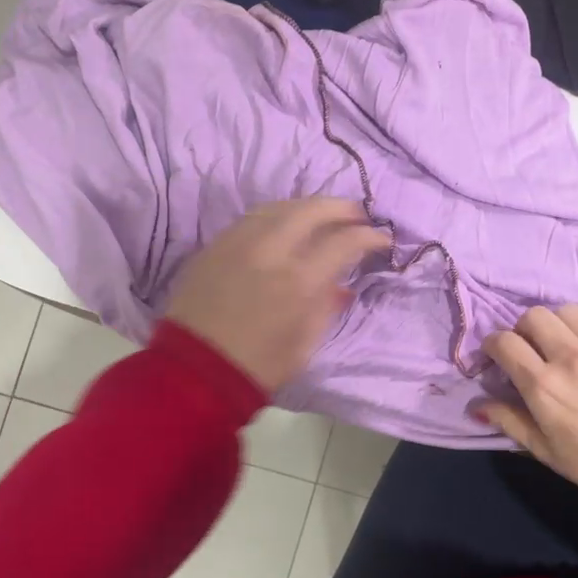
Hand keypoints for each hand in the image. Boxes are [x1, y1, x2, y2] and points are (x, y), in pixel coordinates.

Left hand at [164, 198, 389, 391]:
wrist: (195, 370)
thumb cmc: (258, 367)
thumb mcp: (304, 345)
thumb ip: (325, 309)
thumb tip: (341, 286)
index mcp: (298, 281)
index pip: (342, 243)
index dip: (368, 237)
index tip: (382, 239)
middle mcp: (270, 250)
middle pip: (311, 210)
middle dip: (340, 208)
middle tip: (357, 214)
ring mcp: (239, 242)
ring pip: (279, 207)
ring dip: (307, 207)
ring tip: (322, 216)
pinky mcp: (215, 245)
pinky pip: (253, 218)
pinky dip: (277, 216)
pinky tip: (285, 225)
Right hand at [480, 305, 577, 516]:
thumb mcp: (542, 449)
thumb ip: (508, 420)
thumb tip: (477, 404)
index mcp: (545, 387)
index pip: (505, 343)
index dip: (494, 344)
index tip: (498, 354)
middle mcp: (572, 357)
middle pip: (534, 316)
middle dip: (525, 329)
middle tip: (532, 348)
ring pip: (569, 310)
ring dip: (559, 324)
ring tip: (565, 344)